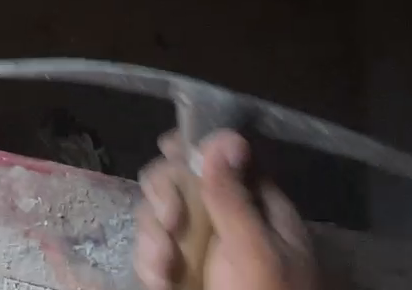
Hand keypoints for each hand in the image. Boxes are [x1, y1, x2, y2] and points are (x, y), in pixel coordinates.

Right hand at [135, 131, 318, 289]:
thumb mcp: (255, 254)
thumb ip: (234, 197)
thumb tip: (226, 136)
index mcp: (262, 210)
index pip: (226, 157)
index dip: (195, 145)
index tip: (170, 148)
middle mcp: (228, 219)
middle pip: (181, 176)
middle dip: (165, 195)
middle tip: (170, 220)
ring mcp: (201, 244)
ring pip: (159, 208)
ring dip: (154, 233)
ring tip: (163, 267)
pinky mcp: (178, 267)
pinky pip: (150, 243)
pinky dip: (149, 258)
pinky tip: (159, 280)